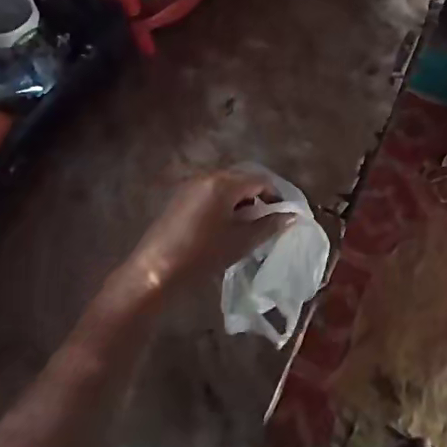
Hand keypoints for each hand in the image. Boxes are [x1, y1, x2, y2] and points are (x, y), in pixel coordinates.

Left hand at [120, 168, 295, 292]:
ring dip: (240, 201)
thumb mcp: (241, 241)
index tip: (283, 216)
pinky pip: (210, 193)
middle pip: (242, 179)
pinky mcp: (179, 198)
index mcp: (223, 183)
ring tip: (247, 227)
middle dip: (258, 197)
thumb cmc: (203, 254)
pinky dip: (223, 204)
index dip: (276, 195)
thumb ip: (268, 225)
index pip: (260, 179)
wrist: (156, 270)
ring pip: (225, 186)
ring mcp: (190, 186)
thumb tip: (290, 216)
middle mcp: (206, 177)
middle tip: (267, 222)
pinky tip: (224, 227)